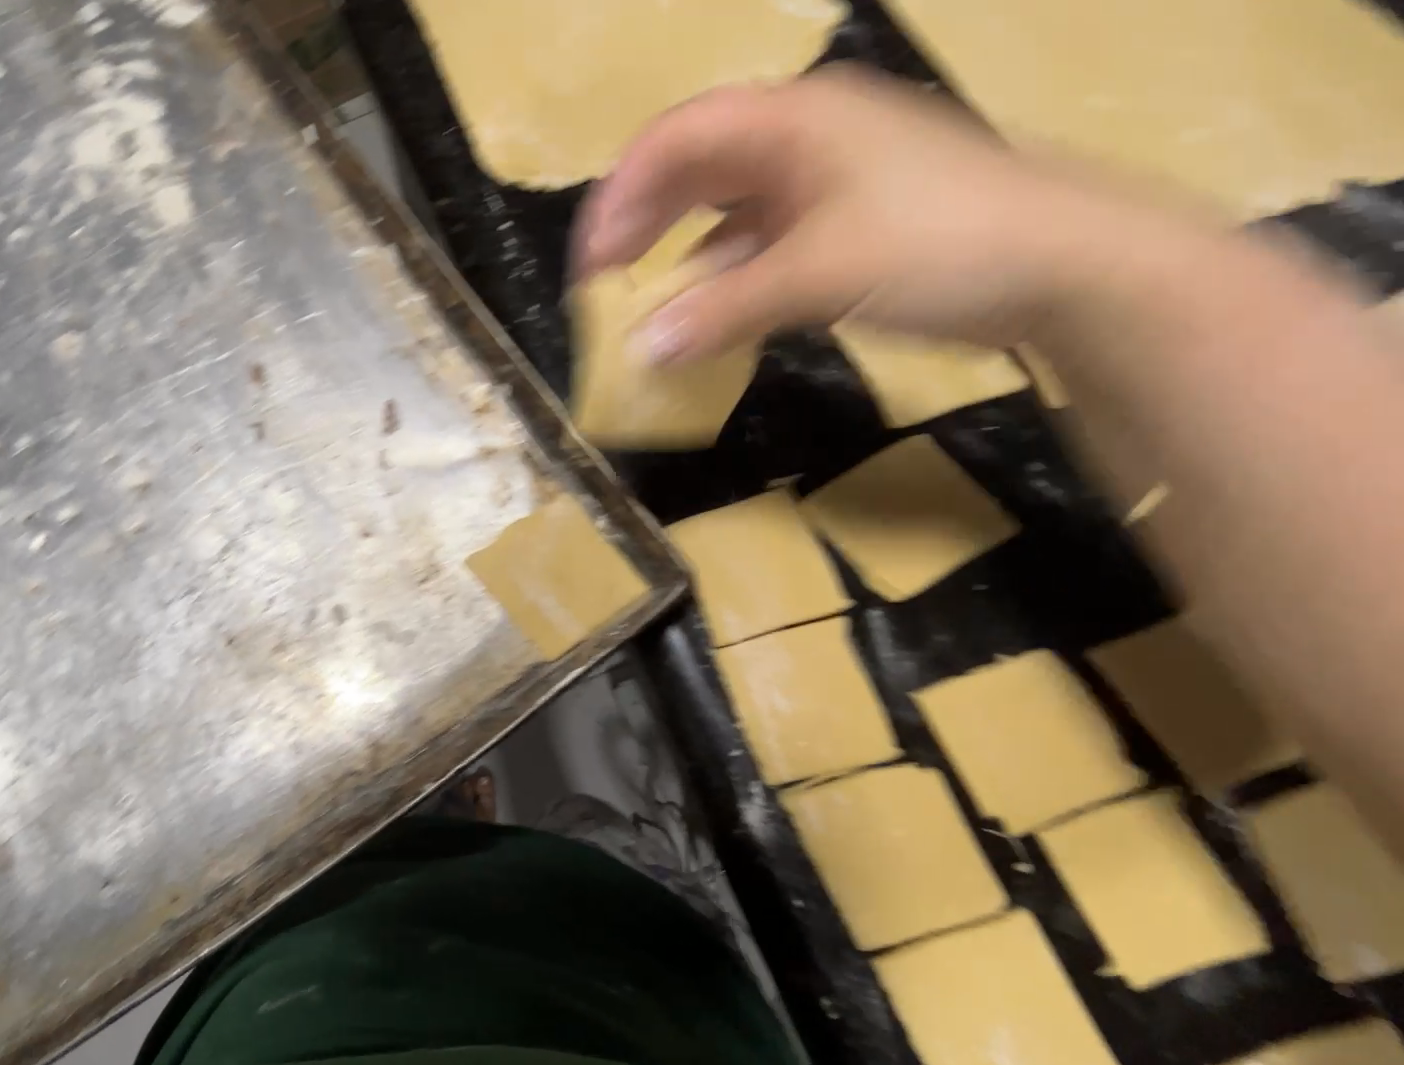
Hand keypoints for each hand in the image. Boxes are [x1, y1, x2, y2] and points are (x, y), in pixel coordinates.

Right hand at [571, 64, 1156, 365]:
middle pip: (693, 169)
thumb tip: (639, 352)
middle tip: (603, 287)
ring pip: (725, 212)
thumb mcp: (819, 275)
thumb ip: (721, 312)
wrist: (1067, 268)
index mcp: (792, 119)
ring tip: (647, 310)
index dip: (619, 196)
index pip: (675, 138)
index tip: (590, 264)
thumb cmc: (940, 245)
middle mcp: (801, 137)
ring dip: (681, 260)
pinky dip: (726, 280)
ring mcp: (824, 181)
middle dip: (641, 226)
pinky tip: (707, 320)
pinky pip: (760, 245)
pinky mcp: (843, 223)